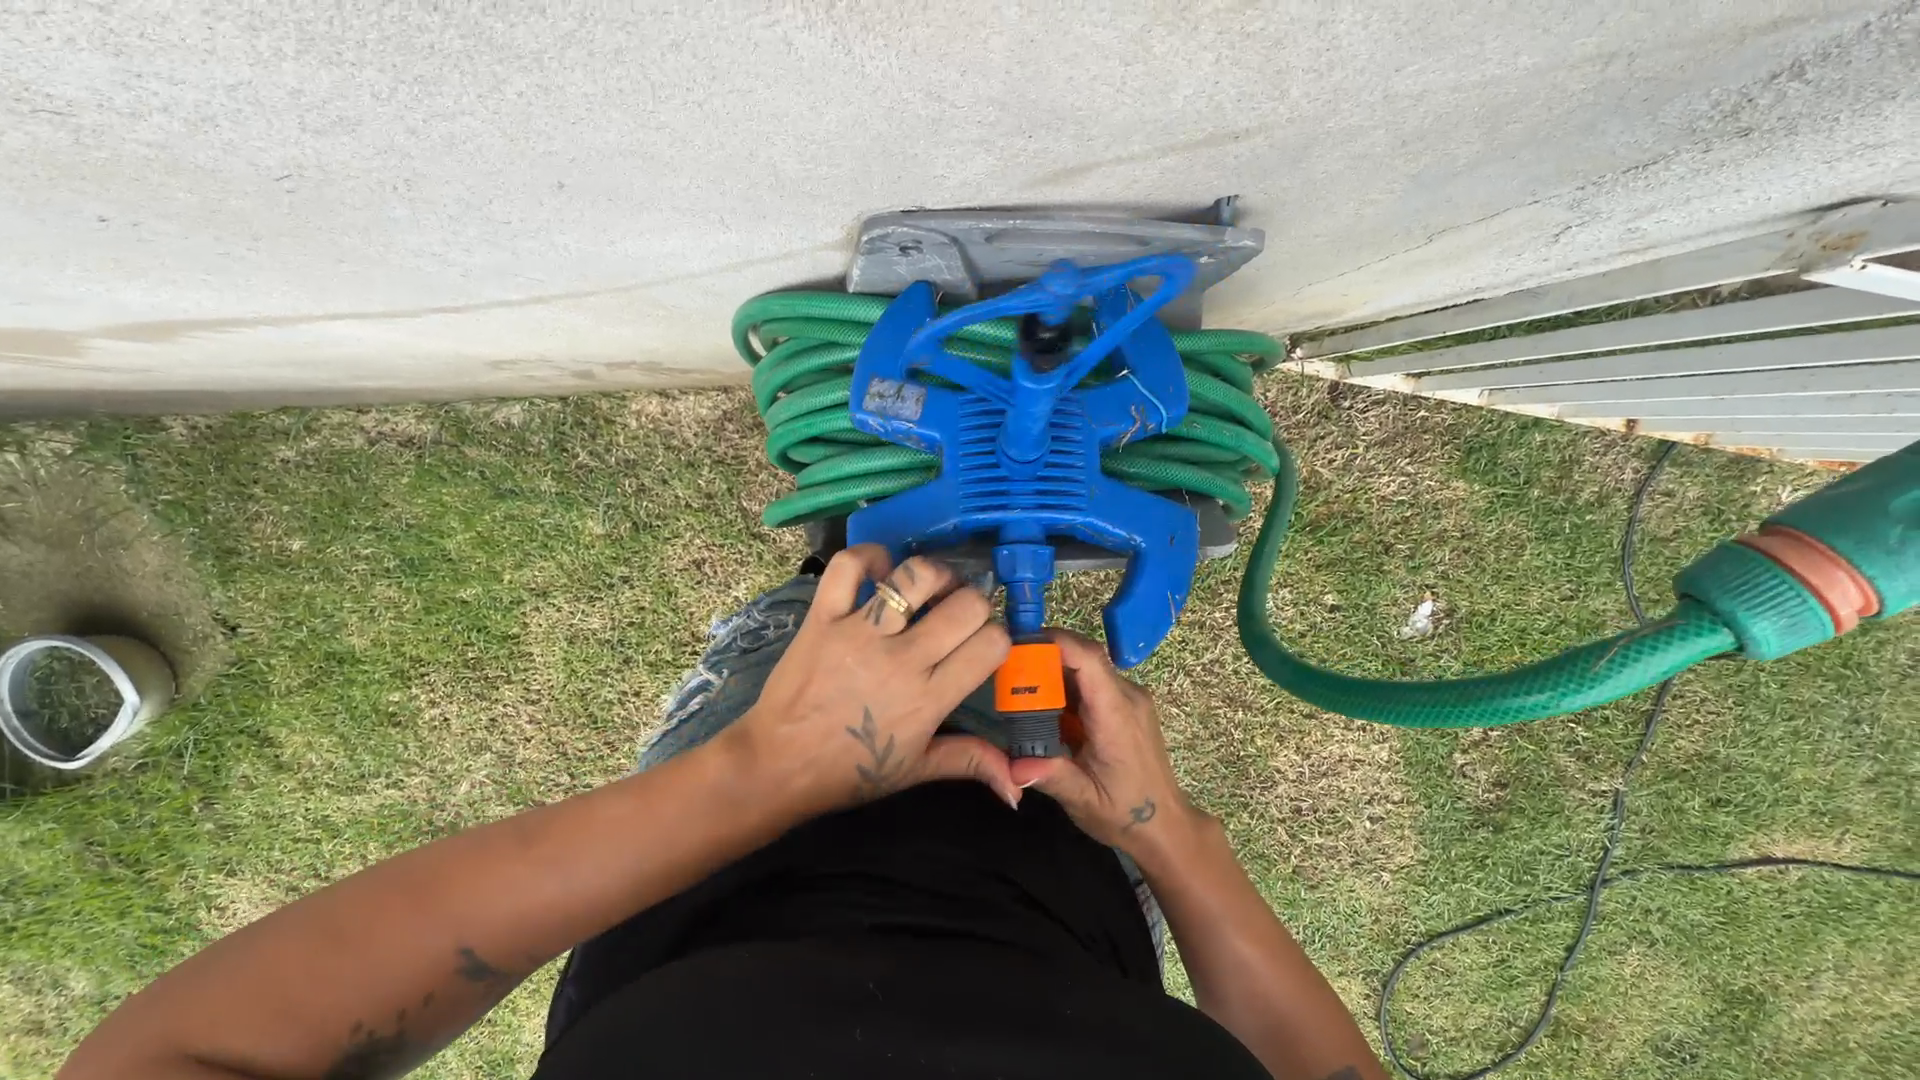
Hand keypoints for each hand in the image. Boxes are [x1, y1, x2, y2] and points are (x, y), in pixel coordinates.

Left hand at [720, 544, 1017, 817]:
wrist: (778, 766)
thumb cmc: (850, 771)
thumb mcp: (916, 770)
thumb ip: (971, 761)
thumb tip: (1019, 786)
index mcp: (930, 698)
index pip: (992, 644)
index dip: (996, 637)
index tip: (981, 643)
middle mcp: (902, 659)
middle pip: (966, 604)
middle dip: (974, 603)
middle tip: (958, 614)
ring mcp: (860, 634)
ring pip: (915, 577)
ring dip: (933, 575)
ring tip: (928, 588)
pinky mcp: (823, 617)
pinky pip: (849, 567)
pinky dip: (869, 557)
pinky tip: (880, 571)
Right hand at [1008, 629, 1201, 858]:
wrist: (1165, 826)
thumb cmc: (1126, 814)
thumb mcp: (1084, 800)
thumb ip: (1051, 776)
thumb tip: (1011, 767)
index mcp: (1117, 715)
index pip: (1088, 659)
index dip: (1054, 643)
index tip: (1016, 643)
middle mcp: (1127, 697)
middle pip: (1084, 656)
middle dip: (1044, 655)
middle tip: (1005, 668)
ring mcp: (1129, 699)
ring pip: (1086, 667)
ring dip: (1053, 671)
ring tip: (1018, 688)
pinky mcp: (1126, 705)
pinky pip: (1092, 682)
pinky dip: (1065, 687)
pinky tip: (1044, 708)